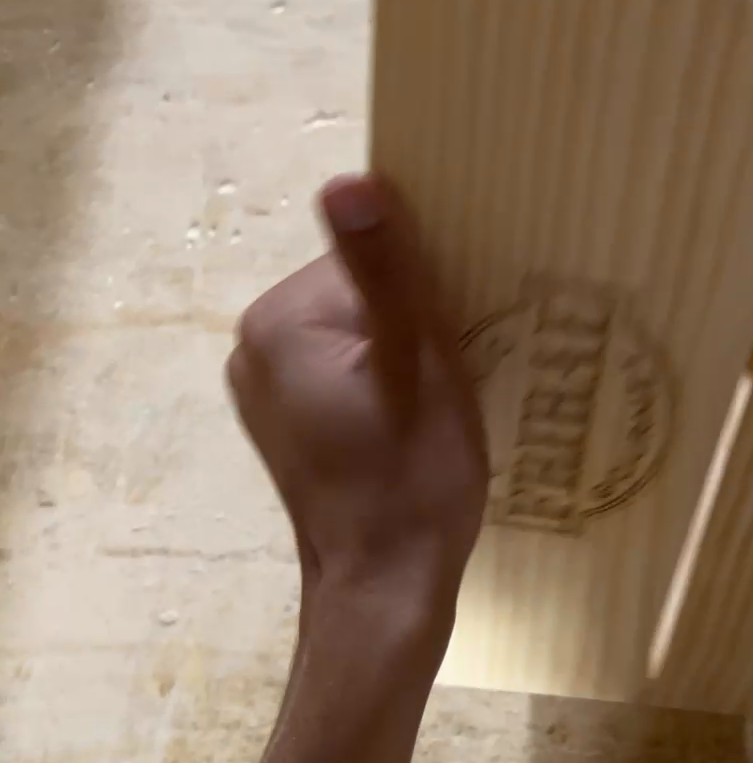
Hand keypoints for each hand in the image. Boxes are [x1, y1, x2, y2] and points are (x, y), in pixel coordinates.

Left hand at [228, 174, 486, 629]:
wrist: (388, 580)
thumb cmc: (415, 472)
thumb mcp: (418, 365)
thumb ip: (389, 275)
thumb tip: (351, 182)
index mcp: (285, 322)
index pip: (375, 258)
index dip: (440, 280)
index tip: (483, 317)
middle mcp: (260, 345)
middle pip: (369, 290)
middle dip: (431, 308)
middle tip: (478, 351)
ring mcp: (273, 385)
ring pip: (368, 326)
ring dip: (421, 338)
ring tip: (461, 378)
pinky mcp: (296, 415)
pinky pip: (357, 361)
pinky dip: (399, 367)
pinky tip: (431, 401)